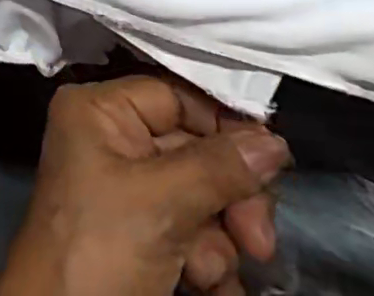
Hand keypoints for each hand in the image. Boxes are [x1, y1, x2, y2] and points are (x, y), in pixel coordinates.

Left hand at [0, 76, 290, 295]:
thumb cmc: (98, 250)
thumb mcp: (162, 202)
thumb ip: (222, 168)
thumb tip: (275, 144)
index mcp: (100, 111)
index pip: (176, 96)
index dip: (225, 124)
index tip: (271, 157)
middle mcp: (111, 138)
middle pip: (194, 146)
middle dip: (231, 194)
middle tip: (257, 238)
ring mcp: (124, 185)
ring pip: (198, 190)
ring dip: (221, 235)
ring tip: (216, 271)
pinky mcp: (137, 229)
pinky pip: (188, 224)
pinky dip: (207, 256)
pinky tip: (209, 283)